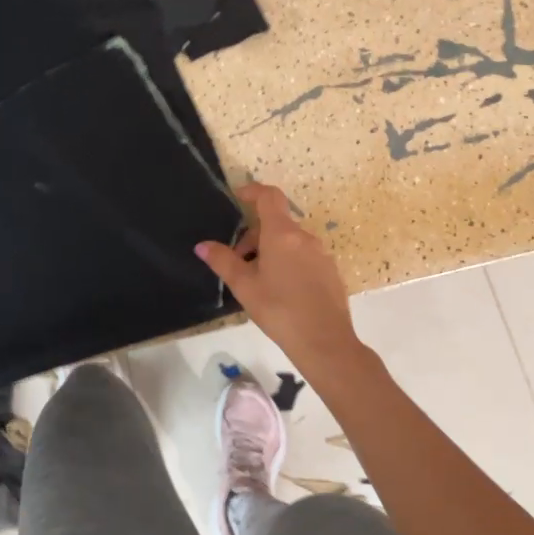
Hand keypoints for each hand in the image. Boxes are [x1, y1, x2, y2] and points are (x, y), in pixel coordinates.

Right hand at [196, 183, 365, 367]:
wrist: (325, 342)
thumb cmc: (279, 309)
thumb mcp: (244, 286)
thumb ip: (222, 261)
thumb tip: (202, 245)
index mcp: (282, 234)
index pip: (269, 197)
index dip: (252, 191)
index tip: (237, 197)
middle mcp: (304, 238)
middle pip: (276, 223)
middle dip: (253, 236)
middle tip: (238, 263)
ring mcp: (321, 254)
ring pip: (289, 241)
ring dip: (270, 251)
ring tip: (258, 280)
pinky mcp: (330, 272)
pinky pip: (303, 256)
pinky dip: (287, 262)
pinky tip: (281, 291)